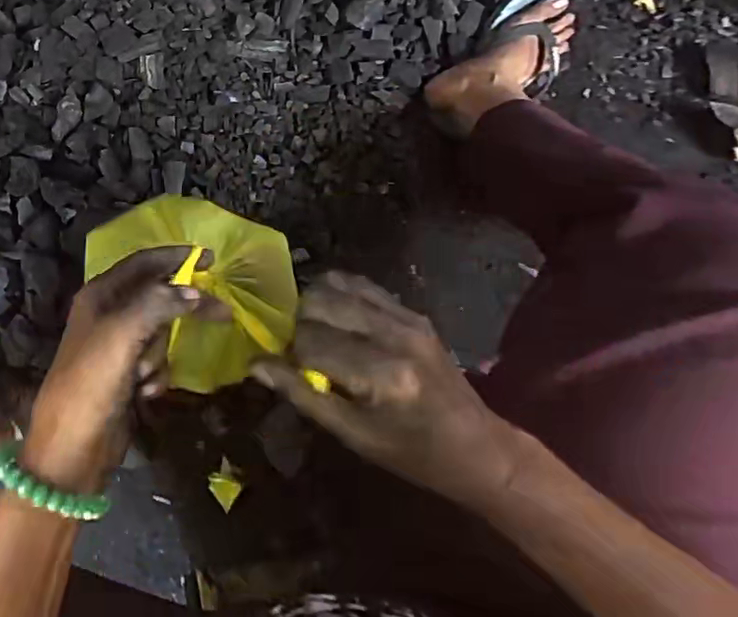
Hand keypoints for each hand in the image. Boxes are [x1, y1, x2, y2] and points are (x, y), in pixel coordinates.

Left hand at [21, 246, 224, 490]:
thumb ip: (157, 304)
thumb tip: (192, 290)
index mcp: (98, 294)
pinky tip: (143, 394)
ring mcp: (116, 345)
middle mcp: (106, 313)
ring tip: (142, 375)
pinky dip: (156, 377)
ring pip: (159, 334)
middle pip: (156, 297)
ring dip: (159, 355)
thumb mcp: (122, 334)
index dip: (174, 256)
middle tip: (221, 314)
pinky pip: (157, 364)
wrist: (73, 444)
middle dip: (181, 310)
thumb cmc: (92, 381)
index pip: (142, 263)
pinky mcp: (126, 374)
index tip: (210, 258)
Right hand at [250, 271, 522, 507]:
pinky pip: (358, 283)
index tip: (293, 371)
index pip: (309, 342)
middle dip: (299, 324)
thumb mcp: (353, 435)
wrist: (483, 450)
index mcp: (381, 376)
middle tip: (303, 349)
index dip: (291, 355)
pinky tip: (336, 316)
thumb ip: (301, 395)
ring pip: (333, 285)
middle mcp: (394, 337)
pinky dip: (336, 293)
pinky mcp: (412, 312)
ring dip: (314, 304)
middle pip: (317, 304)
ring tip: (316, 329)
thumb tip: (254, 364)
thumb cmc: (414, 453)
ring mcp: (406, 319)